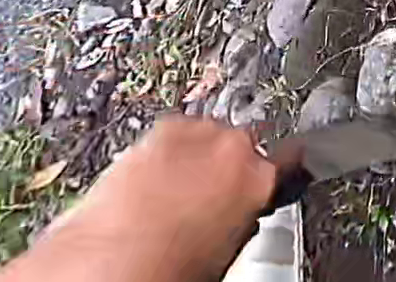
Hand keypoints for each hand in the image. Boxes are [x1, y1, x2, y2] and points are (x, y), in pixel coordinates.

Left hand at [0, 116, 280, 281]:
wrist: (105, 267)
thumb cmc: (161, 269)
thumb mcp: (222, 253)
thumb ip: (241, 219)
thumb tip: (238, 216)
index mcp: (259, 180)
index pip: (289, 158)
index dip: (284, 164)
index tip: (281, 165)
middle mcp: (235, 148)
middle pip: (244, 145)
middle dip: (228, 166)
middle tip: (204, 198)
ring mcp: (201, 134)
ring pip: (209, 136)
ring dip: (197, 156)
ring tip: (172, 191)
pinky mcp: (165, 128)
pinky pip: (178, 132)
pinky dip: (169, 151)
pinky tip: (154, 179)